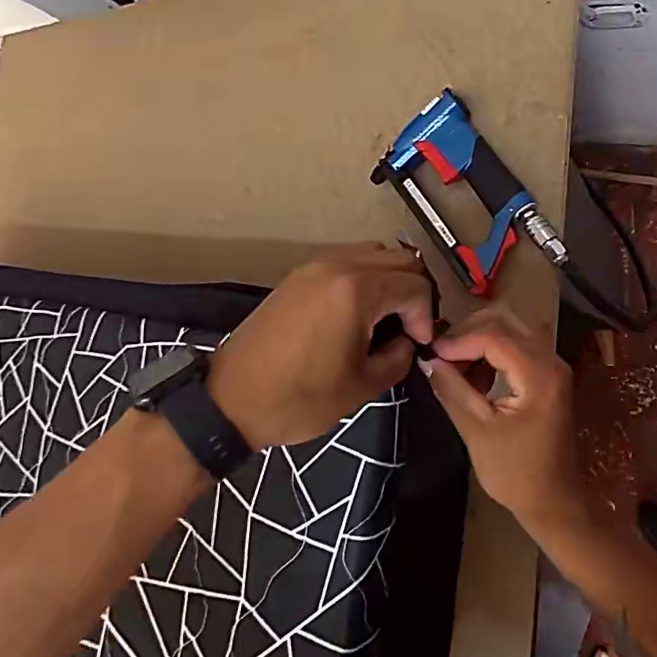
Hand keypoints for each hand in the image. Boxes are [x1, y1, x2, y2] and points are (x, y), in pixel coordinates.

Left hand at [207, 244, 432, 449]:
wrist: (230, 402)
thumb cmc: (300, 399)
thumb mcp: (363, 385)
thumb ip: (399, 357)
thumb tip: (407, 342)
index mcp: (357, 291)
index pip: (416, 286)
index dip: (426, 316)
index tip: (418, 344)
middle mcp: (338, 266)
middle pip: (401, 259)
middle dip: (415, 292)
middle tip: (411, 328)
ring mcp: (315, 267)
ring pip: (375, 254)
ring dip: (391, 280)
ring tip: (388, 318)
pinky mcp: (298, 276)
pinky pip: (348, 262)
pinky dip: (366, 278)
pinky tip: (360, 313)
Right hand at [420, 308, 587, 530]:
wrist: (554, 501)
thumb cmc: (515, 472)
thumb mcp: (477, 430)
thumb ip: (452, 389)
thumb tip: (428, 359)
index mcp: (539, 373)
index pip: (494, 335)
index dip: (458, 340)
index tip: (431, 355)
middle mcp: (551, 360)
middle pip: (506, 320)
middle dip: (468, 332)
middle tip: (441, 356)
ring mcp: (552, 366)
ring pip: (511, 329)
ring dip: (479, 340)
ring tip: (455, 368)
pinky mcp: (547, 375)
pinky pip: (517, 346)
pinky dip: (492, 352)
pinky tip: (475, 379)